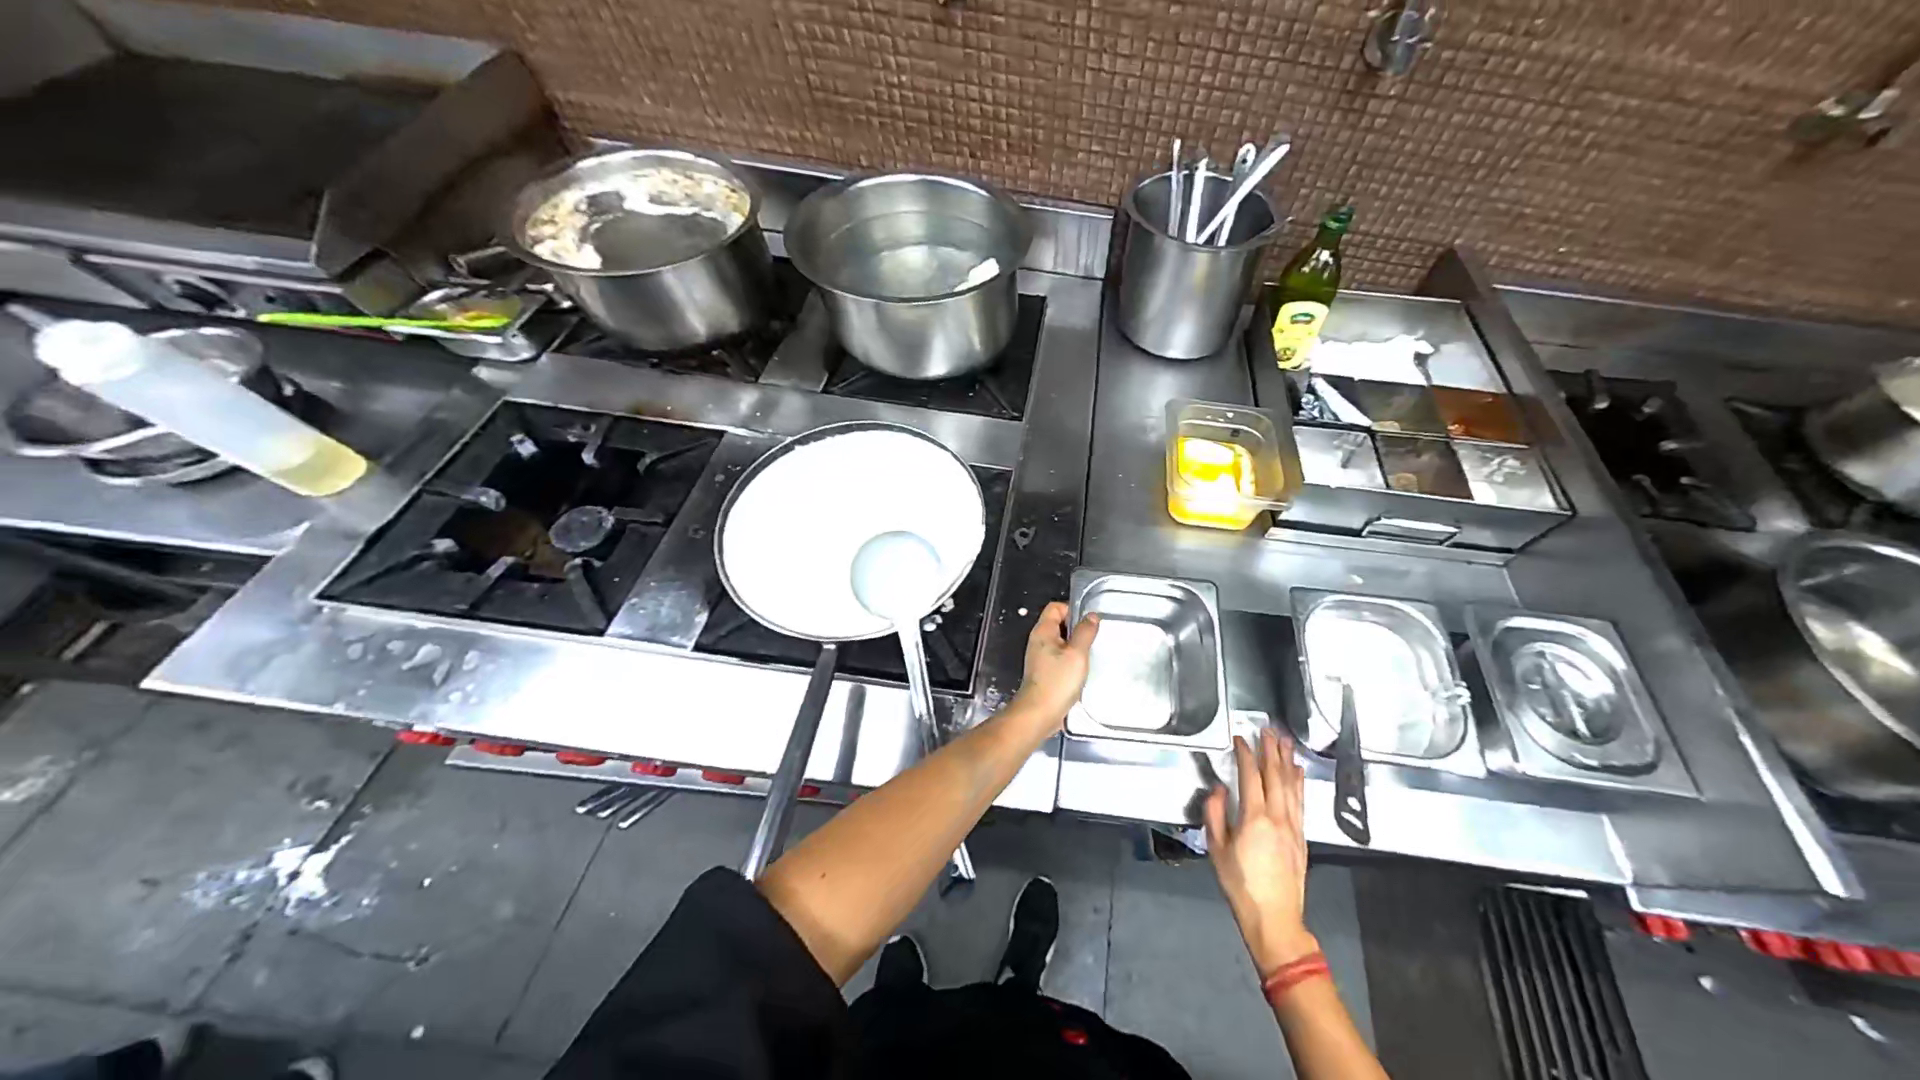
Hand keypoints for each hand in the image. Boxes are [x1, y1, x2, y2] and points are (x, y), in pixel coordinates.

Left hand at [1009, 601, 1098, 729]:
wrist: (1039, 712)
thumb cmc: (1058, 680)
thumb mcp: (1077, 653)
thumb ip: (1085, 632)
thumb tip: (1091, 616)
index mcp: (1043, 631)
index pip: (1055, 607)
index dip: (1072, 609)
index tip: (1089, 621)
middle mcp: (1038, 640)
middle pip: (1058, 623)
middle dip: (1076, 628)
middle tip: (1094, 638)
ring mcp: (1039, 656)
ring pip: (1060, 641)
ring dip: (1075, 645)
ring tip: (1091, 653)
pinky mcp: (1044, 671)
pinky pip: (1059, 657)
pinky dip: (1070, 659)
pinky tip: (1082, 669)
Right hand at [1205, 728, 1317, 977]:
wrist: (1274, 917)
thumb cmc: (1240, 884)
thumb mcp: (1217, 849)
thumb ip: (1216, 815)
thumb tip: (1220, 790)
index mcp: (1255, 818)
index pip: (1252, 776)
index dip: (1246, 754)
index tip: (1241, 738)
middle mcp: (1278, 817)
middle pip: (1276, 776)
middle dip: (1271, 750)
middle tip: (1268, 729)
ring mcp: (1294, 826)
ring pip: (1291, 786)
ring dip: (1287, 761)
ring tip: (1285, 741)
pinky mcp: (1301, 837)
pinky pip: (1301, 801)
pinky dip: (1298, 782)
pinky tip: (1297, 772)